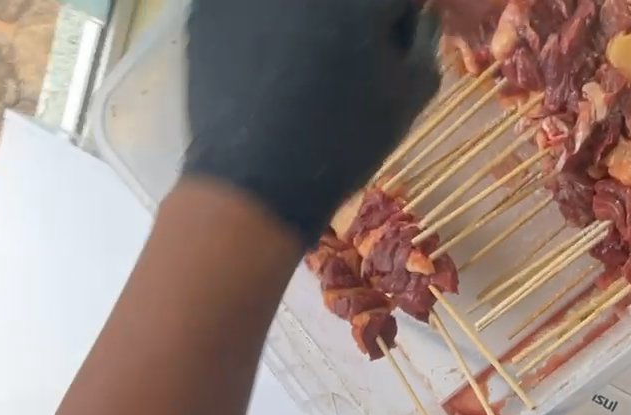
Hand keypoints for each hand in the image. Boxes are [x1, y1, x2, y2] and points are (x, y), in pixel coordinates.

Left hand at [185, 0, 441, 244]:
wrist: (257, 181)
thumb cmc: (343, 144)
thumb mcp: (404, 102)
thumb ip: (421, 46)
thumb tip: (414, 21)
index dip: (397, 21)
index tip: (394, 46)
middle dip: (351, 18)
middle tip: (350, 56)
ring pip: (298, 6)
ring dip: (310, 22)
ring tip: (306, 64)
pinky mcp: (208, 2)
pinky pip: (254, 10)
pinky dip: (265, 26)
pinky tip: (269, 66)